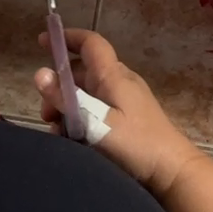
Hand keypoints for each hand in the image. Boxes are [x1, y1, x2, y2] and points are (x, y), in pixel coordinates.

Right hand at [34, 28, 201, 192]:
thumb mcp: (94, 122)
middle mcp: (119, 81)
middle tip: (47, 114)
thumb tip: (38, 73)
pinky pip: (96, 108)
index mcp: (113, 75)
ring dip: (68, 107)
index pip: (89, 43)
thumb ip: (66, 99)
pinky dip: (81, 119)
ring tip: (59, 132)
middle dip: (59, 87)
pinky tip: (74, 140)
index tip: (42, 41)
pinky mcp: (127, 118)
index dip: (66, 37)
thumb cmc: (136, 144)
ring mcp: (125, 100)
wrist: (174, 173)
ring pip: (86, 93)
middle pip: (82, 72)